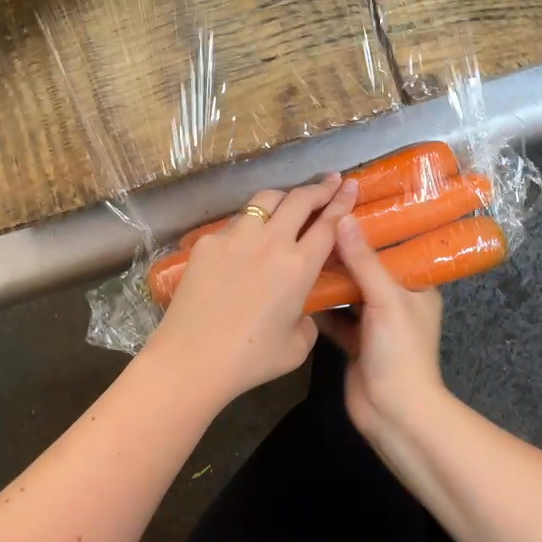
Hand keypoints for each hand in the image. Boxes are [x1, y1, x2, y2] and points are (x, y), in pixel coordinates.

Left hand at [142, 174, 357, 406]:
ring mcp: (236, 236)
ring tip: (288, 201)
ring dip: (283, 197)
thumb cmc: (250, 359)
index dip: (342, 202)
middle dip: (319, 188)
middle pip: (300, 199)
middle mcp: (271, 241)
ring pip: (266, 200)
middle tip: (330, 181)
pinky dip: (249, 224)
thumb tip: (302, 310)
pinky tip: (247, 240)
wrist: (192, 358)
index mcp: (299, 266)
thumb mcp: (297, 346)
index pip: (328, 224)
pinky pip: (236, 223)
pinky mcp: (209, 242)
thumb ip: (308, 320)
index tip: (350, 186)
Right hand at [315, 214, 449, 438]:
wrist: (393, 413)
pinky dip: (321, 304)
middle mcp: (397, 300)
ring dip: (330, 275)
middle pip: (368, 266)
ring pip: (350, 290)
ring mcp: (375, 322)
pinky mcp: (355, 341)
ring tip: (304, 246)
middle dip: (346, 250)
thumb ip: (363, 259)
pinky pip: (336, 315)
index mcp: (417, 285)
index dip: (375, 228)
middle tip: (317, 222)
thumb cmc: (400, 350)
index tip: (347, 205)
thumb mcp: (385, 298)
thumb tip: (343, 218)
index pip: (396, 247)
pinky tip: (298, 285)